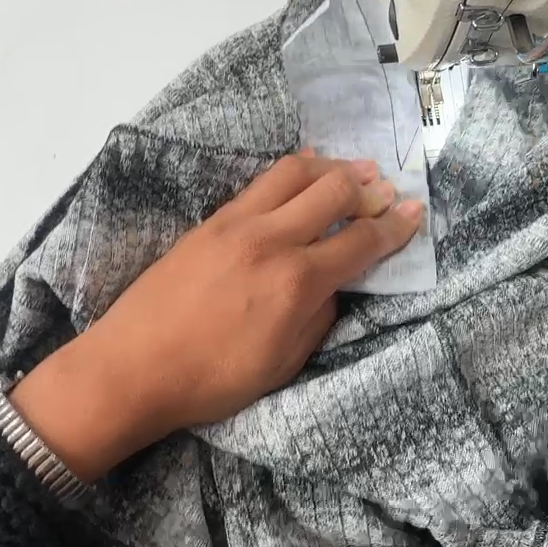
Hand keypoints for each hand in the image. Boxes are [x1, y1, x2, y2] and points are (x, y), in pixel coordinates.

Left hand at [9, 153, 423, 479]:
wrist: (132, 368)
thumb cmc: (212, 379)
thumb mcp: (284, 364)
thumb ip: (319, 318)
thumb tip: (333, 286)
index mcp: (297, 283)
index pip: (361, 242)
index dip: (396, 226)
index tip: (416, 212)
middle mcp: (272, 241)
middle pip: (333, 190)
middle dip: (368, 187)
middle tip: (384, 190)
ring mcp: (237, 224)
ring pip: (294, 172)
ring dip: (330, 167)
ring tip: (349, 171)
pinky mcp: (211, 221)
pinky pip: (260, 182)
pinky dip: (291, 173)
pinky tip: (301, 174)